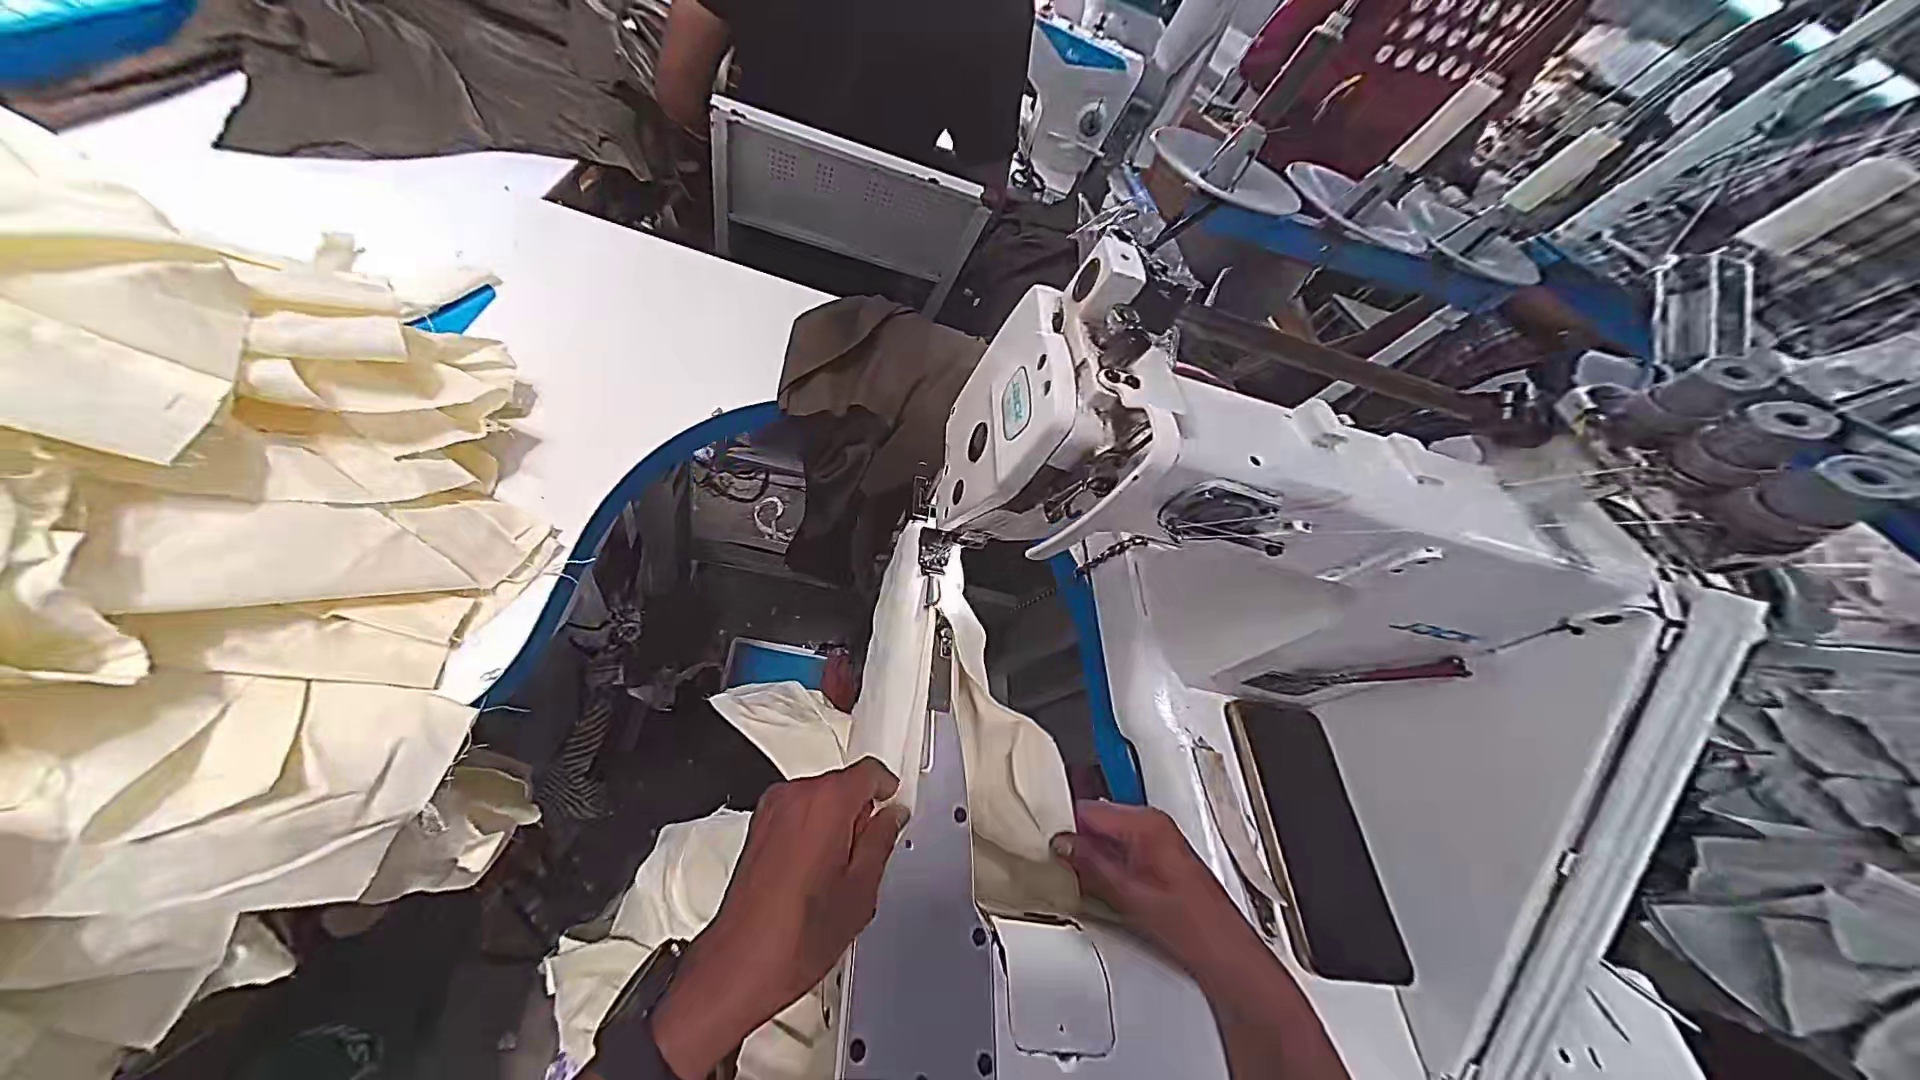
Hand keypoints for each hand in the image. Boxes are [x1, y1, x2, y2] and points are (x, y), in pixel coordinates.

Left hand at [649, 758, 908, 1078]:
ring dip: (833, 819)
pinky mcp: (757, 825)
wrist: (740, 963)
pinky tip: (813, 871)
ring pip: (819, 797)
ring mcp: (772, 809)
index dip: (888, 787)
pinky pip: (797, 811)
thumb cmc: (792, 937)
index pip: (870, 771)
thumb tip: (890, 818)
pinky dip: (810, 828)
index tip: (894, 803)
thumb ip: (882, 840)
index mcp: (827, 802)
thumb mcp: (861, 889)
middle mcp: (796, 796)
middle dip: (860, 810)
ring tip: (836, 870)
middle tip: (868, 850)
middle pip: (843, 783)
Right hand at [1055, 802, 1352, 1079]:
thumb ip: (1091, 864)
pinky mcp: (1156, 857)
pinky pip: (1118, 847)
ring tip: (1068, 869)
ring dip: (1087, 849)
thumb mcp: (1129, 895)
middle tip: (1051, 852)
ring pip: (1106, 834)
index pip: (1090, 808)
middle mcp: (1153, 824)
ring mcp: (1156, 840)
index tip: (1042, 833)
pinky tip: (1093, 880)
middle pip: (1097, 818)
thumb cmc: (1195, 927)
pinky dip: (1103, 860)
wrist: (1227, 958)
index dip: (1063, 821)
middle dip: (1074, 835)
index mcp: (1146, 824)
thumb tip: (1063, 844)